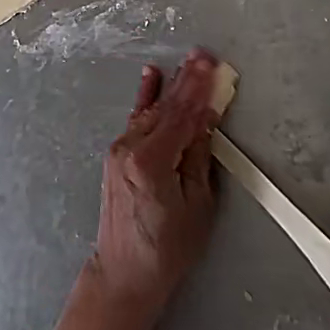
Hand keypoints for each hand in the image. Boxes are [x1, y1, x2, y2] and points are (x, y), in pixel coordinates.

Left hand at [87, 48, 220, 312]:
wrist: (123, 273)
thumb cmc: (167, 248)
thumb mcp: (197, 205)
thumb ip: (199, 156)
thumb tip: (206, 119)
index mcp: (152, 161)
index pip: (183, 116)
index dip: (200, 90)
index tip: (213, 66)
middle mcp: (130, 148)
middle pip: (167, 107)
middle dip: (188, 80)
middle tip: (205, 56)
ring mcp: (119, 149)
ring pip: (153, 111)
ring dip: (173, 87)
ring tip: (190, 62)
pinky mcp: (116, 154)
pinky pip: (136, 120)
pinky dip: (146, 97)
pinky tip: (152, 75)